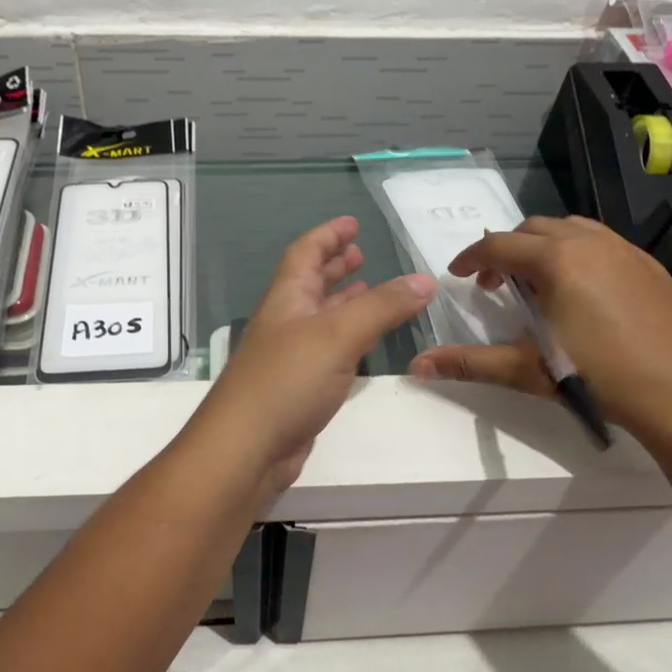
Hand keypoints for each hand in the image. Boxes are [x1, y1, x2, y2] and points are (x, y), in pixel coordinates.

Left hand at [189, 216, 434, 496]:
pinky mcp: (298, 388)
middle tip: (361, 253)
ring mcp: (289, 357)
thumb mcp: (338, 335)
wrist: (247, 448)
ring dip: (343, 301)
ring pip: (320, 318)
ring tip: (371, 290)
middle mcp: (285, 322)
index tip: (352, 223)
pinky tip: (365, 345)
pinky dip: (347, 339)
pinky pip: (327, 351)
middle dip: (334, 266)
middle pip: (310, 283)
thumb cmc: (287, 380)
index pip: (305, 253)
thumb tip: (424, 279)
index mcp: (287, 299)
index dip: (328, 235)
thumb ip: (382, 306)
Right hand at [408, 215, 671, 452]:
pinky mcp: (650, 267)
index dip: (471, 257)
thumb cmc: (601, 379)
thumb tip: (417, 367)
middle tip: (496, 283)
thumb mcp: (528, 371)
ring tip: (537, 283)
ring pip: (571, 230)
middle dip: (507, 249)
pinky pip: (602, 243)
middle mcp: (590, 242)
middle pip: (534, 229)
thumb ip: (471, 363)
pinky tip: (582, 293)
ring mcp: (625, 251)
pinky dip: (578, 254)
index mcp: (557, 260)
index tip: (458, 275)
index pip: (499, 244)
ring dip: (543, 247)